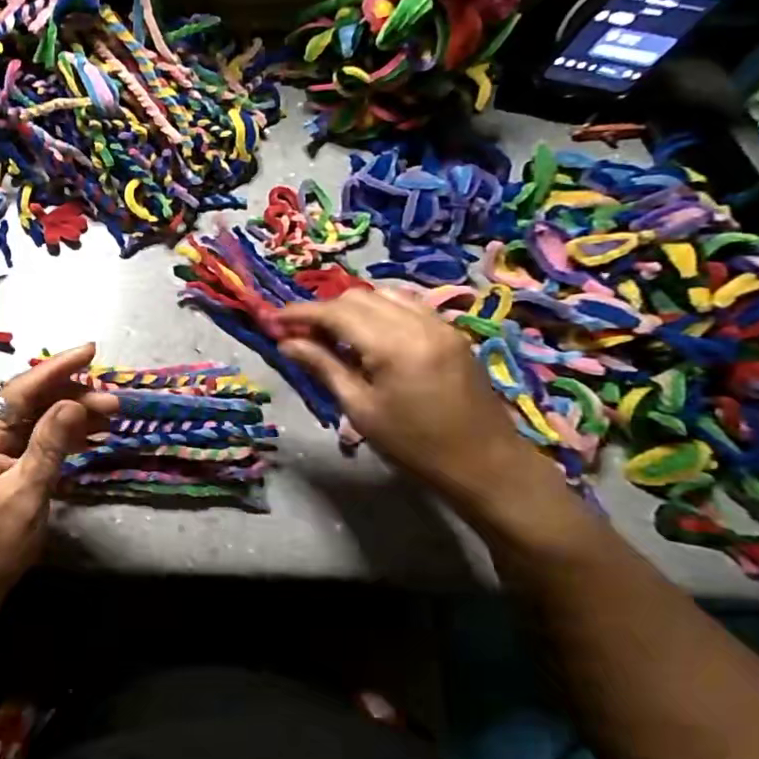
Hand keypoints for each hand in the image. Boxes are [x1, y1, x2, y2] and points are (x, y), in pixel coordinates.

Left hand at [0, 344, 116, 652]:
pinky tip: (93, 432)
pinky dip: (66, 436)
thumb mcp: (25, 494)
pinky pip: (40, 440)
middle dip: (73, 396)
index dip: (56, 369)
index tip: (89, 351)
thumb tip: (73, 403)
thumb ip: (49, 445)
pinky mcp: (10, 466)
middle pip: (32, 402)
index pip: (20, 391)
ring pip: (40, 420)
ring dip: (74, 415)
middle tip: (112, 400)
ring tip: (112, 414)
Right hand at [278, 289, 559, 504]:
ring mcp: (439, 323)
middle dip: (323, 309)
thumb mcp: (361, 409)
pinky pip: (406, 303)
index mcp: (393, 345)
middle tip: (299, 332)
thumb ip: (323, 367)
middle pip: (357, 297)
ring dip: (351, 306)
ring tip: (331, 332)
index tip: (272, 321)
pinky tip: (367, 332)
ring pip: (382, 294)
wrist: (486, 464)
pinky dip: (378, 309)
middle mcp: (418, 322)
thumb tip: (286, 342)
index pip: (335, 312)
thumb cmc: (415, 445)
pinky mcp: (450, 330)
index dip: (300, 313)